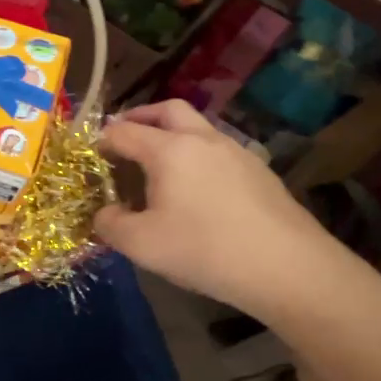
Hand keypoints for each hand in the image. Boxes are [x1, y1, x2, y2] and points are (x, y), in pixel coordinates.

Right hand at [96, 101, 346, 316]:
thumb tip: (106, 213)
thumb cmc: (206, 250)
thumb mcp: (140, 245)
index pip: (123, 131)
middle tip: (123, 138)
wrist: (291, 270)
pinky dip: (196, 157)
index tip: (90, 159)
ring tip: (156, 168)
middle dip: (140, 117)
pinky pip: (218, 152)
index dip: (101, 141)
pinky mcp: (260, 174)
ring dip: (171, 136)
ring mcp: (237, 154)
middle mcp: (203, 141)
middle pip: (167, 110)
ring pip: (198, 129)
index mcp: (170, 150)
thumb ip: (110, 224)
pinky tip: (194, 191)